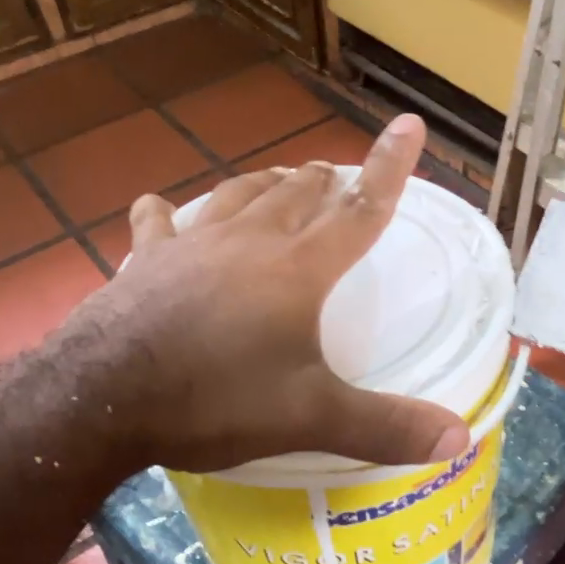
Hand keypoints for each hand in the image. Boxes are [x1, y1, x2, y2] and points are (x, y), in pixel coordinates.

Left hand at [64, 113, 470, 472]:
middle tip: (336, 177)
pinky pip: (159, 224)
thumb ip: (385, 426)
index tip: (408, 125)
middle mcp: (248, 242)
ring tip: (280, 179)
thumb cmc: (216, 399)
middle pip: (297, 195)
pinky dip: (167, 214)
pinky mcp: (143, 263)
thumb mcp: (311, 418)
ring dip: (265, 185)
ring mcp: (190, 246)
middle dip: (323, 182)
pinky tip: (161, 207)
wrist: (103, 397)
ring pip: (238, 197)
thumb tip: (460, 438)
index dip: (390, 169)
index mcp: (297, 270)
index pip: (359, 210)